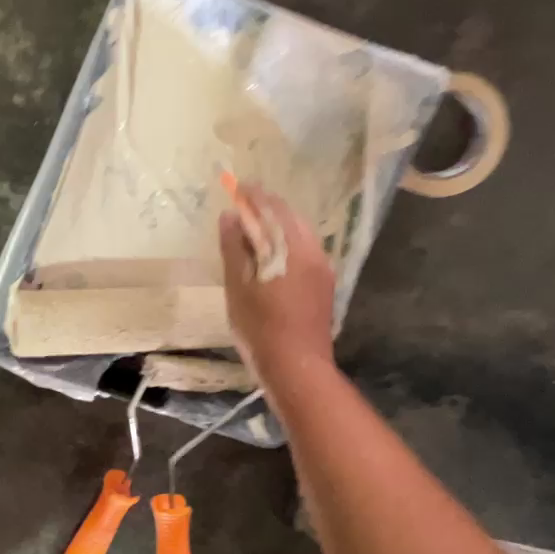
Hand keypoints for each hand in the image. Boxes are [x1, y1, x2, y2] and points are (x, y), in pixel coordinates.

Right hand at [218, 182, 338, 373]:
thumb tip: (231, 216)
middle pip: (290, 217)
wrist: (297, 367)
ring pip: (299, 233)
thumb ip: (234, 248)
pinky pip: (304, 249)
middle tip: (244, 201)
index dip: (252, 196)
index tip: (237, 186)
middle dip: (267, 207)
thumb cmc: (261, 327)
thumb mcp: (238, 286)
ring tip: (254, 224)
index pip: (271, 209)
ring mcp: (321, 268)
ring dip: (277, 223)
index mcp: (291, 249)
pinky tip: (270, 250)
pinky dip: (286, 240)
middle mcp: (312, 252)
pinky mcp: (323, 284)